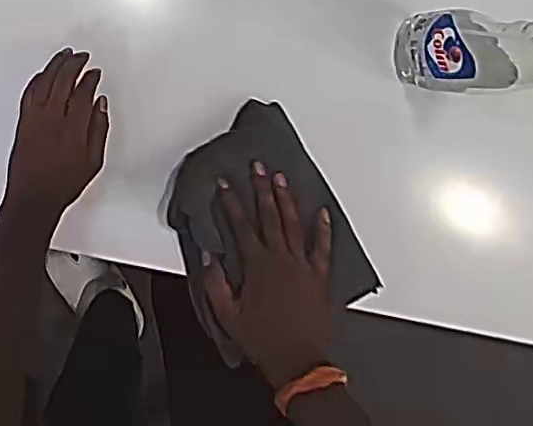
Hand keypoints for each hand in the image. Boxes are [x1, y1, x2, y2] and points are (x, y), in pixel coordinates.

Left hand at [2, 48, 108, 225]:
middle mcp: (53, 118)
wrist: (33, 197)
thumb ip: (99, 128)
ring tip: (65, 55)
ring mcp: (35, 117)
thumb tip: (100, 103)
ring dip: (56, 64)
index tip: (94, 72)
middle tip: (82, 57)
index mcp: (73, 128)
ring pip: (45, 80)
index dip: (90, 78)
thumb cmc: (61, 183)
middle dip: (74, 64)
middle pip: (63, 79)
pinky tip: (44, 72)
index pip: (83, 92)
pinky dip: (38, 78)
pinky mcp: (23, 119)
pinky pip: (30, 90)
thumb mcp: (93, 161)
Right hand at [203, 162, 339, 386]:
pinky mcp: (319, 278)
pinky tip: (322, 213)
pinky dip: (323, 230)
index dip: (231, 201)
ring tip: (282, 179)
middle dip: (261, 188)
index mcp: (257, 265)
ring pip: (294, 224)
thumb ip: (215, 284)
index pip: (240, 224)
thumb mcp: (228, 314)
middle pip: (269, 216)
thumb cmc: (263, 340)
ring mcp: (302, 266)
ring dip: (287, 199)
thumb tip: (210, 257)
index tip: (225, 183)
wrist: (300, 365)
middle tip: (259, 167)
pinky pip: (323, 249)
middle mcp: (280, 259)